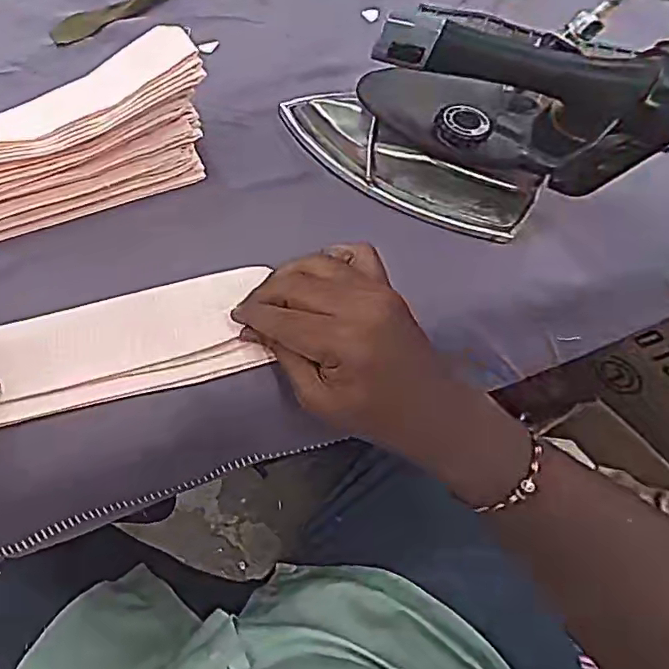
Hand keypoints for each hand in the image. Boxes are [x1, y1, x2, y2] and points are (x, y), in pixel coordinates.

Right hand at [231, 244, 530, 502]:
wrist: (431, 410)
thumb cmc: (373, 415)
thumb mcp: (317, 399)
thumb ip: (285, 358)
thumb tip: (257, 329)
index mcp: (343, 340)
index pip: (282, 317)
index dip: (253, 317)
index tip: (238, 320)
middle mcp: (360, 305)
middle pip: (294, 284)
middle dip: (264, 295)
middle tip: (251, 311)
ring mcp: (377, 289)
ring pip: (317, 263)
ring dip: (288, 275)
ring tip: (274, 296)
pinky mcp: (387, 285)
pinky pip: (353, 253)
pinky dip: (328, 258)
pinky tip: (316, 277)